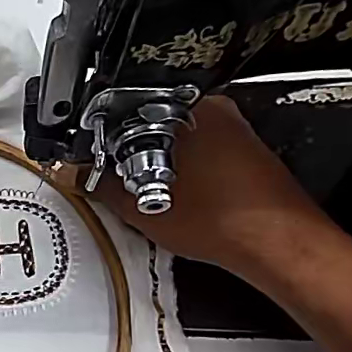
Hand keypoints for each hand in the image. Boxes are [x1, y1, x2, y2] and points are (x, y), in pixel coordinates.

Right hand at [89, 96, 334, 276]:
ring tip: (151, 194)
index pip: (125, 112)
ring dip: (156, 162)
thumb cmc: (224, 219)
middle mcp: (213, 110)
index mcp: (187, 108)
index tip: (95, 162)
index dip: (103, 141)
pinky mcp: (244, 151)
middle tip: (122, 182)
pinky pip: (198, 151)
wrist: (277, 244)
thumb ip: (99, 184)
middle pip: (150, 124)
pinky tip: (179, 198)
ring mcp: (233, 129)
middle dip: (130, 152)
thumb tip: (74, 174)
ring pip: (174, 138)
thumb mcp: (142, 203)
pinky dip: (182, 170)